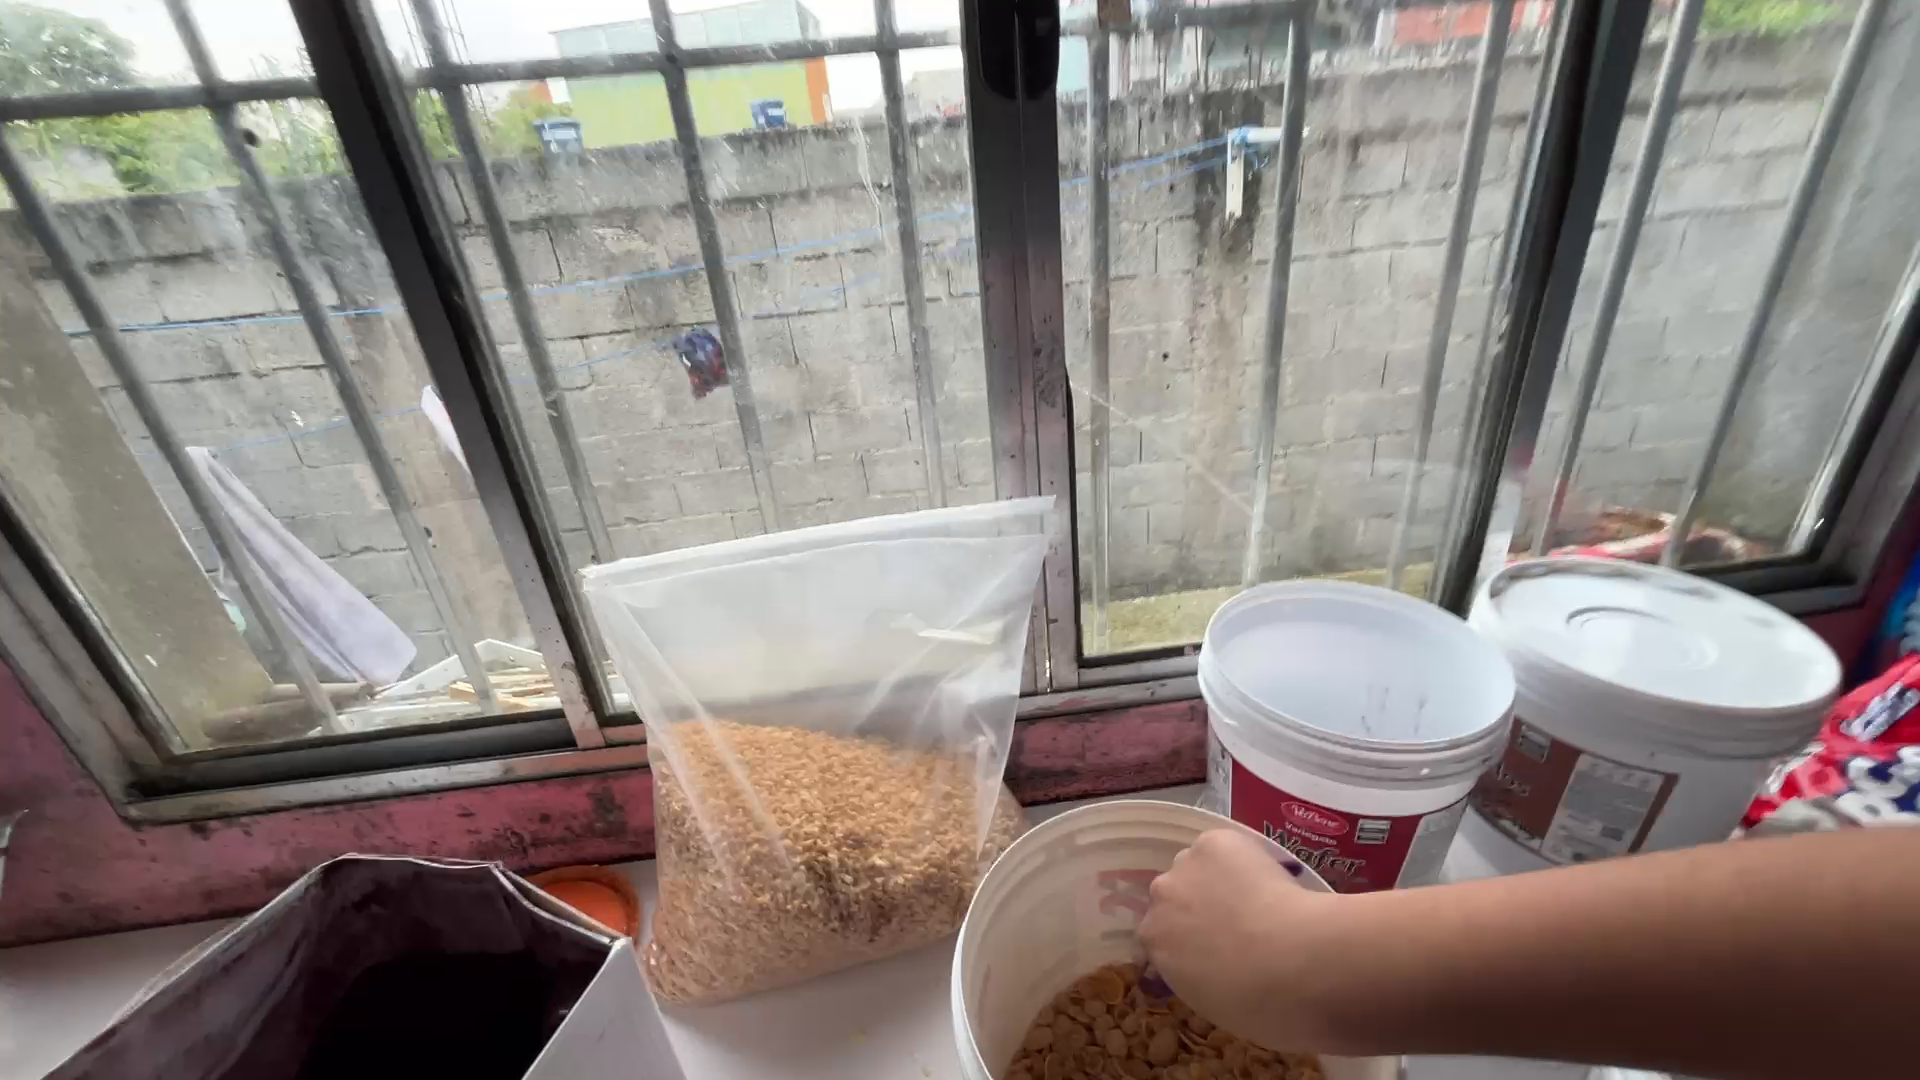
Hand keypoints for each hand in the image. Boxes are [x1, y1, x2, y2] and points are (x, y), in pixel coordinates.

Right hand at [1138, 828, 1343, 1052]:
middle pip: (1173, 894)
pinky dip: (1240, 858)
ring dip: (1214, 878)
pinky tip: (1265, 879)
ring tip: (1255, 898)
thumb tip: (1212, 966)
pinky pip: (1222, 846)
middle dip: (1196, 905)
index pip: (1159, 932)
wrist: (1299, 963)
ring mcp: (1185, 863)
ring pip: (1196, 865)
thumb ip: (1197, 976)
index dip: (1186, 938)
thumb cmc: (1263, 1003)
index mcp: (1154, 940)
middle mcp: (1160, 896)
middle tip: (1234, 923)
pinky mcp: (1213, 841)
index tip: (1211, 947)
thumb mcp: (1217, 1005)